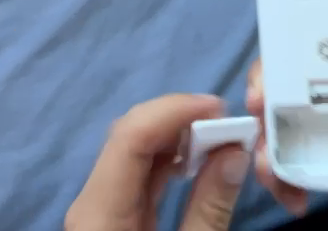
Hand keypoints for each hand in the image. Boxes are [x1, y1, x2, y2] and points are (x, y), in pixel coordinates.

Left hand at [66, 94, 251, 230]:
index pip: (131, 135)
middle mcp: (91, 201)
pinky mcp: (112, 220)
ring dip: (178, 138)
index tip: (220, 106)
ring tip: (219, 138)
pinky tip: (197, 162)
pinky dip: (169, 162)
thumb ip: (210, 210)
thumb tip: (235, 153)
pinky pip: (138, 175)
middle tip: (227, 122)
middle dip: (180, 119)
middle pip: (132, 136)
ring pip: (135, 153)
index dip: (175, 110)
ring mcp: (100, 209)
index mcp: (99, 211)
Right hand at [247, 54, 327, 230]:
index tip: (275, 70)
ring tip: (271, 172)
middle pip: (294, 75)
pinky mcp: (324, 166)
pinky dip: (278, 176)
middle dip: (266, 86)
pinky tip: (291, 199)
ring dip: (264, 136)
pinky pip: (288, 160)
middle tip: (257, 113)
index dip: (297, 47)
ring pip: (282, 116)